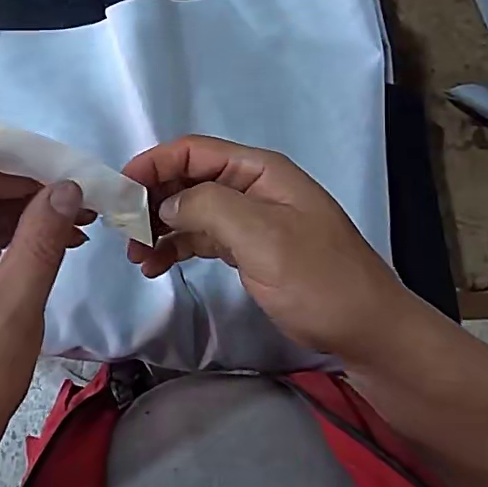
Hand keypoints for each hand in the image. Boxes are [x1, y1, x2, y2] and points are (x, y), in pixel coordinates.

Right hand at [122, 135, 413, 365]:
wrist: (369, 334)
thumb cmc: (319, 280)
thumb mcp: (262, 237)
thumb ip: (208, 207)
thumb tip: (165, 204)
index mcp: (259, 171)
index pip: (193, 151)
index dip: (153, 164)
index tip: (118, 190)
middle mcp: (251, 187)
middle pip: (187, 179)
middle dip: (152, 201)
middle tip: (124, 233)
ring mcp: (249, 219)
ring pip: (189, 210)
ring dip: (158, 228)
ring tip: (136, 257)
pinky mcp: (247, 249)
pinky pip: (200, 238)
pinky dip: (175, 248)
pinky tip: (156, 265)